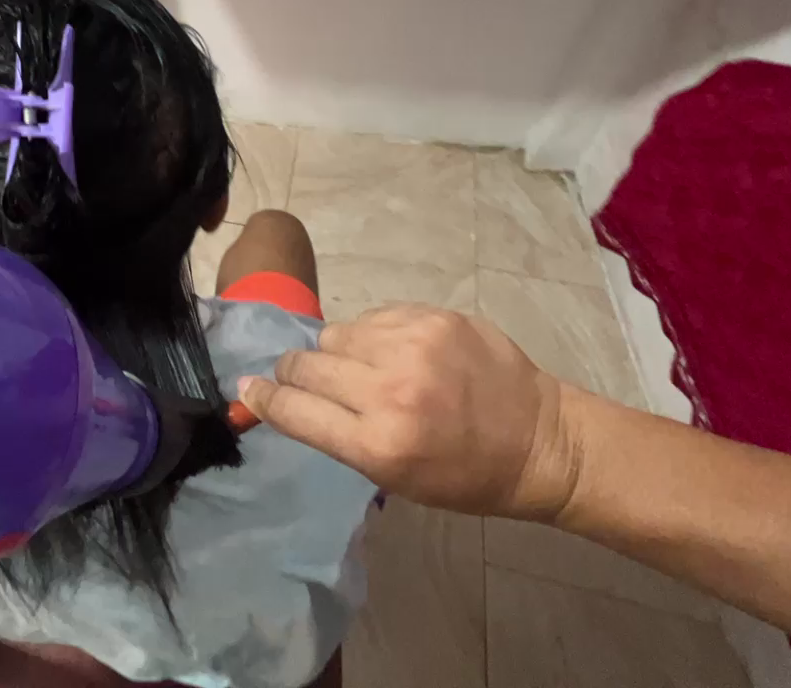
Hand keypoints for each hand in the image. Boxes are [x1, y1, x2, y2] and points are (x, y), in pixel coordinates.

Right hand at [236, 303, 583, 520]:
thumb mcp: (392, 476)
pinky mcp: (430, 315)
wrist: (542, 439)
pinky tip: (401, 354)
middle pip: (302, 364)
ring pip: (332, 335)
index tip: (248, 390)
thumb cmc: (463, 474)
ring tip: (369, 370)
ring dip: (339, 354)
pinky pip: (369, 317)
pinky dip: (372, 336)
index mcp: (379, 443)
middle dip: (297, 374)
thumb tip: (270, 394)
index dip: (263, 398)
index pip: (292, 409)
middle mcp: (389, 390)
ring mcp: (411, 345)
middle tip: (316, 383)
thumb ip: (332, 432)